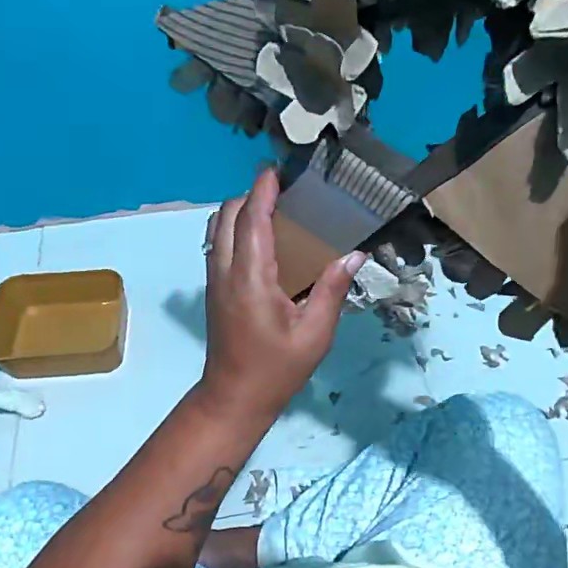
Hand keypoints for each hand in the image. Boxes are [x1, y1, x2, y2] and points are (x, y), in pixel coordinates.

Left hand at [197, 168, 364, 417]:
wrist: (234, 397)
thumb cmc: (277, 369)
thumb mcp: (315, 334)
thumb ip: (332, 291)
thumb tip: (354, 255)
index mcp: (251, 279)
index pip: (252, 220)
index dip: (262, 191)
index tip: (276, 170)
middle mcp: (225, 272)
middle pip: (227, 216)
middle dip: (250, 196)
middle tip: (282, 193)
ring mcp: (214, 281)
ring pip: (216, 229)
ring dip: (239, 212)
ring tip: (270, 212)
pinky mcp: (213, 291)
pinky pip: (217, 245)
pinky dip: (233, 230)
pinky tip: (259, 241)